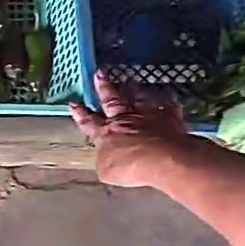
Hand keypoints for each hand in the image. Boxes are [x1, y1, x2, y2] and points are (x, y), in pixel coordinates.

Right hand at [69, 72, 192, 187]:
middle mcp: (125, 121)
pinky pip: (168, 105)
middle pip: (112, 101)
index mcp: (105, 134)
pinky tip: (167, 92)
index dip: (80, 113)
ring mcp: (148, 118)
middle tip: (99, 74)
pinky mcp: (171, 120)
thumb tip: (107, 158)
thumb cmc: (131, 167)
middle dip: (103, 88)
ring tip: (130, 79)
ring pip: (138, 99)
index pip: (88, 122)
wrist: (166, 160)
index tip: (73, 103)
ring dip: (134, 89)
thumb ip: (105, 161)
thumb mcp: (107, 171)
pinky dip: (167, 98)